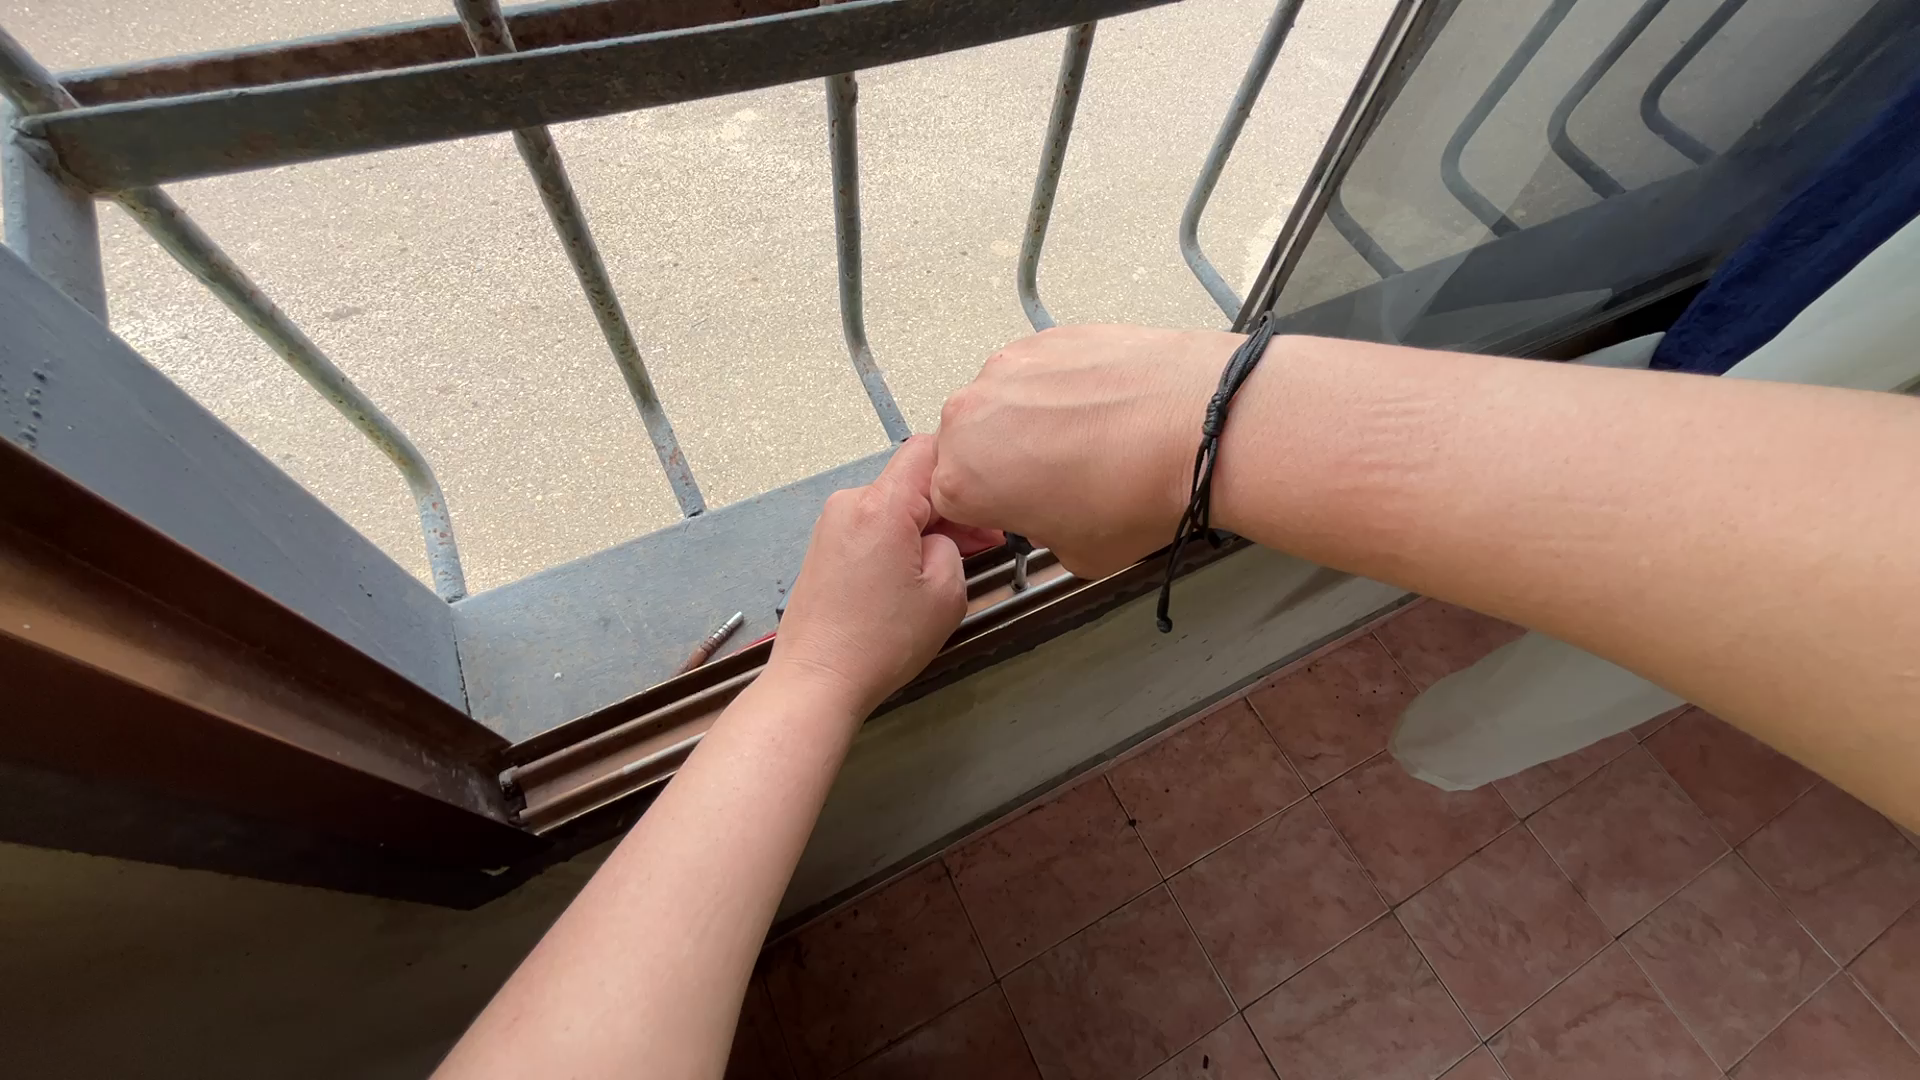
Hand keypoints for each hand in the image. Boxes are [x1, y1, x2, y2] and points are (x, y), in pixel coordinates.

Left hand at [768, 437, 976, 715]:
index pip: (927, 450)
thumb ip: (954, 545)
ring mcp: (832, 524)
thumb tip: (940, 536)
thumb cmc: (880, 643)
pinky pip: (873, 525)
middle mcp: (850, 503)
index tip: (986, 502)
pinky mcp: (825, 546)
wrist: (815, 681)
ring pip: (893, 504)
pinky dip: (900, 539)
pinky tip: (917, 571)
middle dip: (950, 507)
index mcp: (880, 505)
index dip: (963, 469)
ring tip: (953, 561)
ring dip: (926, 525)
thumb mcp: (946, 593)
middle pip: (911, 480)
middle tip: (984, 542)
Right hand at [933, 324, 1244, 577]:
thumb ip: (1036, 532)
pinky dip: (1057, 387)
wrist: (1198, 427)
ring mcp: (1006, 368)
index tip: (1018, 509)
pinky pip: (1035, 370)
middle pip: (967, 445)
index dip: (987, 509)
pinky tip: (1100, 404)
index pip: (949, 500)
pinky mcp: (1045, 337)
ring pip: (999, 403)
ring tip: (1084, 435)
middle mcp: (969, 417)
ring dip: (1027, 420)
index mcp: (962, 480)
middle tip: (1054, 475)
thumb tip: (1045, 512)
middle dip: (1001, 461)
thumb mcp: (1076, 555)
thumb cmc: (1137, 495)